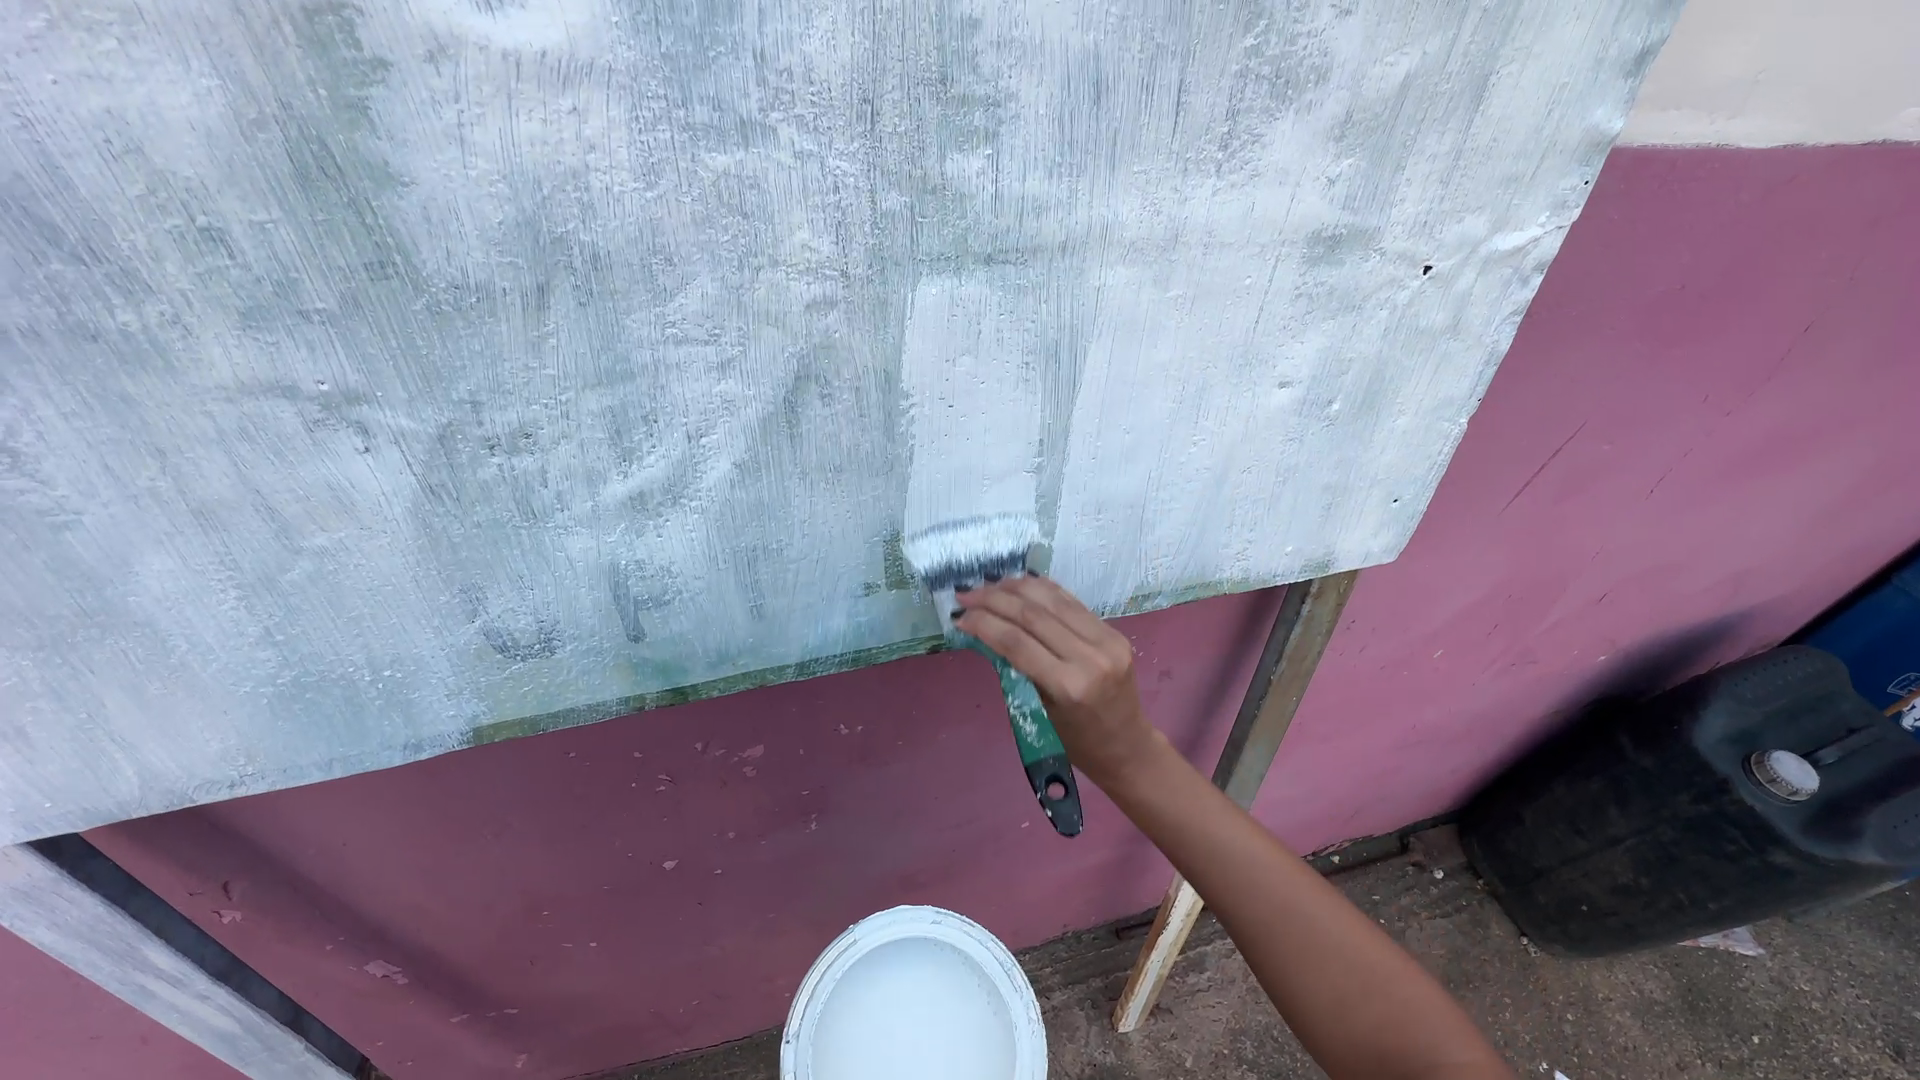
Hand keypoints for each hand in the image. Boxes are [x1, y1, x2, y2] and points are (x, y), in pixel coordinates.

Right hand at [952, 575, 1164, 788]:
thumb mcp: (1039, 710)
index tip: (960, 616)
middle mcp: (1090, 658)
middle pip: (1033, 615)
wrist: (1127, 746)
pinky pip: (1073, 603)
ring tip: (989, 584)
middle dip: (994, 599)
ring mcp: (1107, 641)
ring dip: (1017, 587)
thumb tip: (987, 630)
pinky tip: (1021, 584)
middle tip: (966, 594)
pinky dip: (1044, 589)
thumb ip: (1018, 668)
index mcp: (1068, 686)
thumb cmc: (1076, 740)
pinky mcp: (1115, 633)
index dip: (984, 623)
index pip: (1017, 642)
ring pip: (1053, 600)